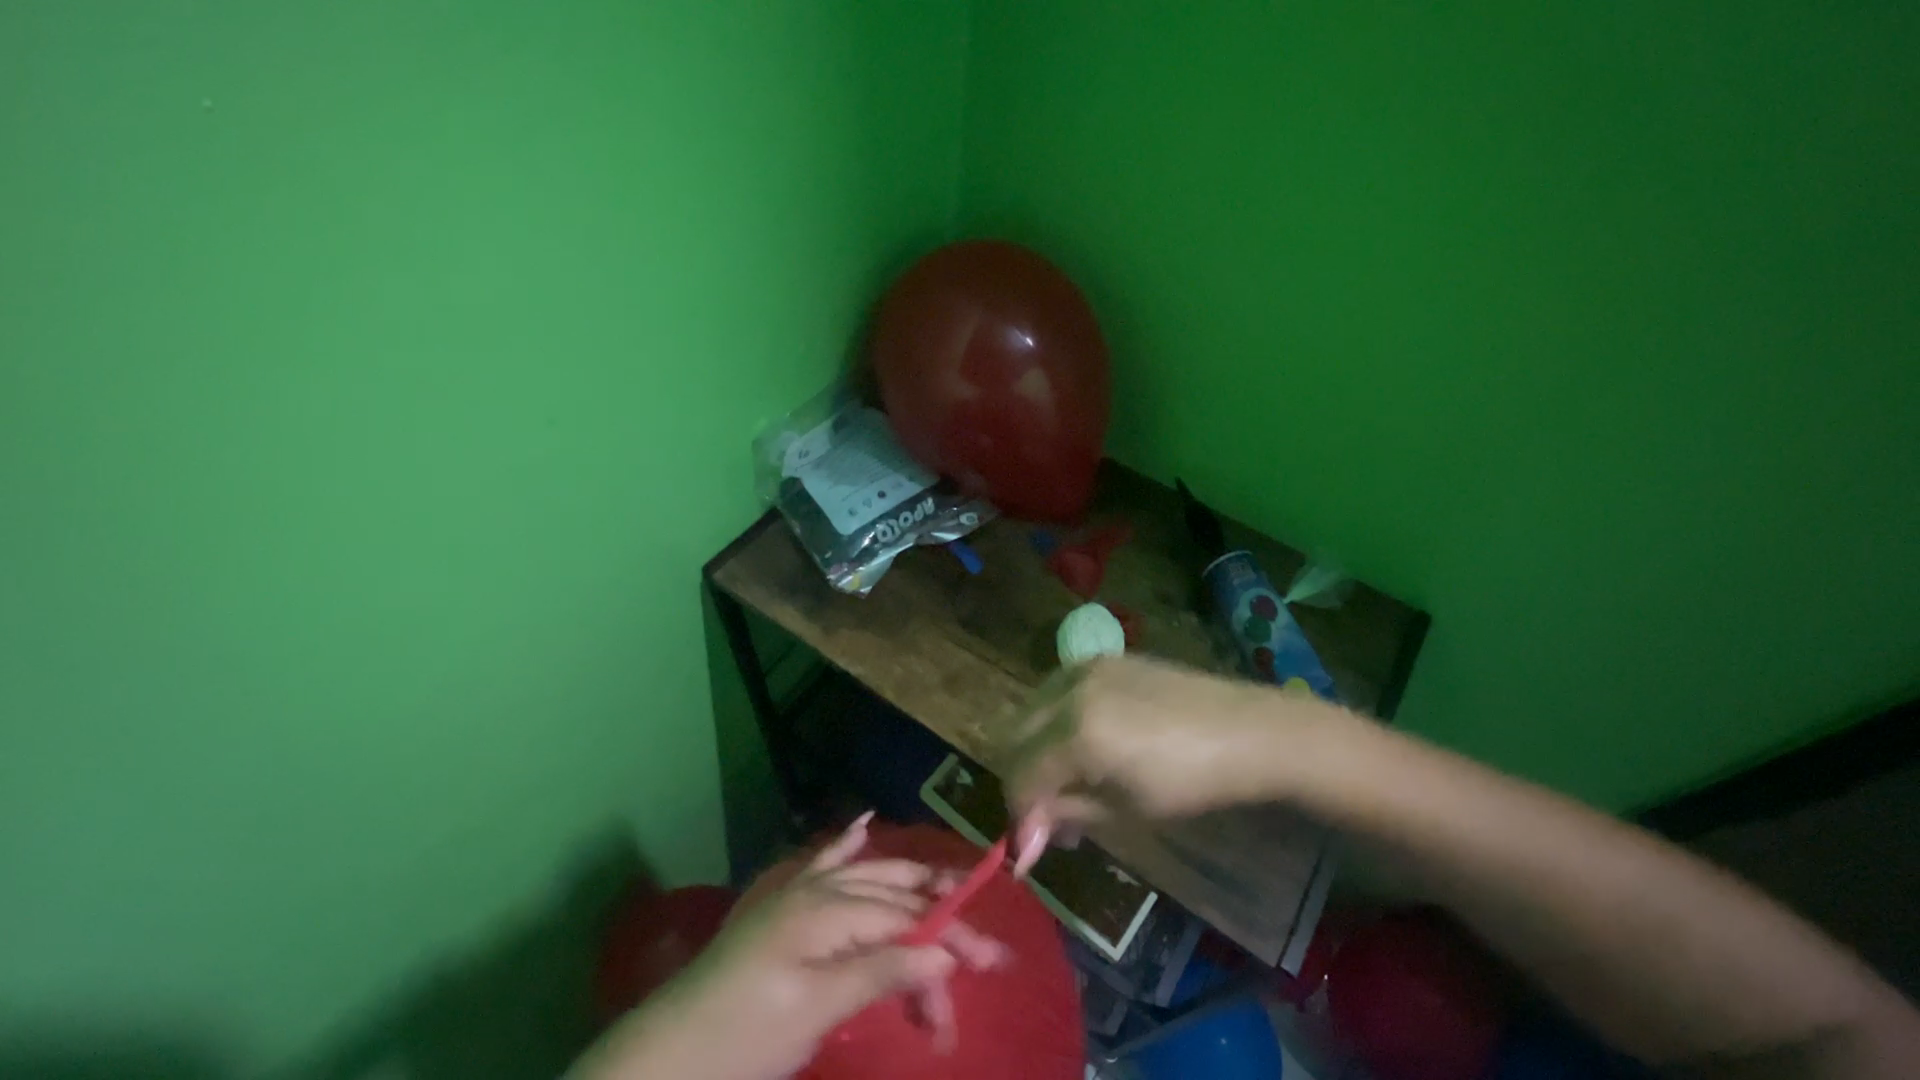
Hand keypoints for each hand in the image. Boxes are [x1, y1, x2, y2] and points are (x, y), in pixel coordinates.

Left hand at [580, 814, 1002, 1079]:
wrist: (666, 1052)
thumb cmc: (743, 1036)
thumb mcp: (816, 1010)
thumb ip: (881, 971)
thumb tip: (945, 953)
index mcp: (826, 910)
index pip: (908, 917)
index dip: (954, 938)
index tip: (995, 965)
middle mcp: (817, 890)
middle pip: (896, 894)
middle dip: (944, 915)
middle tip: (987, 949)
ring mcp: (797, 896)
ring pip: (871, 885)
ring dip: (911, 902)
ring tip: (950, 910)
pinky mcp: (783, 911)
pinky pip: (823, 866)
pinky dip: (846, 848)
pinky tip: (862, 826)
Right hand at [1005, 655, 1330, 874]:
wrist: (1250, 732)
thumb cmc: (1194, 782)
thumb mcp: (1126, 808)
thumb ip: (1069, 813)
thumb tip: (1027, 844)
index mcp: (1077, 733)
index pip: (1024, 777)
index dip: (1022, 818)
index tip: (1029, 853)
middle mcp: (1071, 692)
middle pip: (1017, 738)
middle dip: (1024, 782)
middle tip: (1048, 822)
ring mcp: (1087, 669)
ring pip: (1033, 712)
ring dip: (1036, 750)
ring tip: (1068, 786)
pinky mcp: (1106, 660)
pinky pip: (1059, 691)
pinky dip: (1056, 722)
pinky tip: (1084, 748)